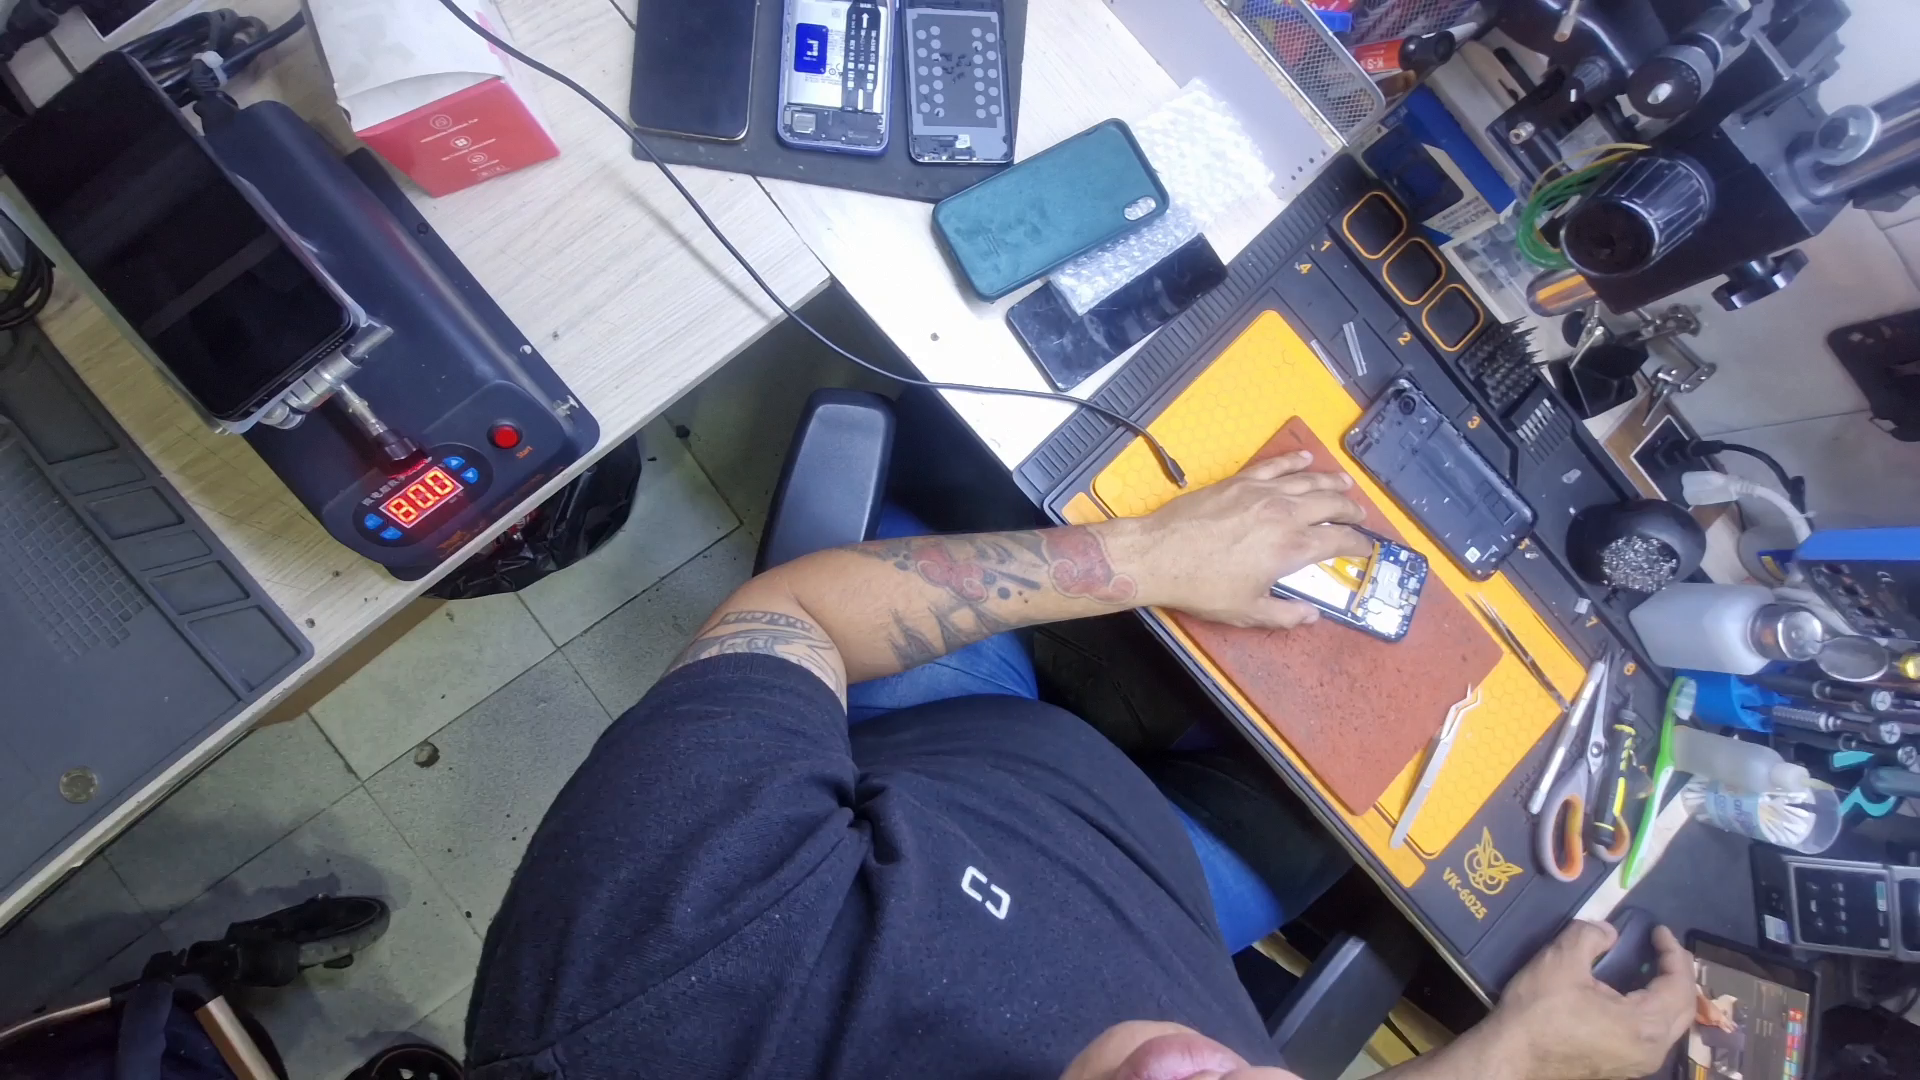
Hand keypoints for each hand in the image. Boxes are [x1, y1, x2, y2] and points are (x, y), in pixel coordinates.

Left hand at [1111, 452, 1368, 627]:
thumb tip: (1311, 616)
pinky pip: (1273, 466)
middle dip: (1350, 510)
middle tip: (1359, 515)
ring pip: (1307, 481)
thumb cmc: (1201, 586)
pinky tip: (1305, 459)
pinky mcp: (1237, 482)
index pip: (1339, 541)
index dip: (1358, 544)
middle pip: (1330, 505)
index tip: (1364, 547)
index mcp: (1292, 549)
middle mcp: (1284, 515)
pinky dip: (1293, 461)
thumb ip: (1284, 615)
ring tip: (1345, 485)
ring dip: (1330, 482)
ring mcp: (1260, 493)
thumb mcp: (1247, 612)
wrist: (1159, 554)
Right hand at [1486, 920, 1695, 1079]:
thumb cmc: (1540, 1007)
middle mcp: (1655, 1049)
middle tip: (1662, 949)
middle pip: (1682, 1010)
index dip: (1674, 955)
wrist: (1516, 1052)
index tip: (1659, 930)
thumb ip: (1587, 938)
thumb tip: (1608, 931)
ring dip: (1665, 995)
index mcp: (1646, 1024)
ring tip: (1648, 970)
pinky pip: (1651, 1035)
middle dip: (1677, 976)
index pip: (1678, 987)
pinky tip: (1626, 999)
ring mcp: (1641, 1062)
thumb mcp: (1559, 962)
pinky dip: (1650, 1009)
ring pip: (1668, 1025)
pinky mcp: (1623, 1066)